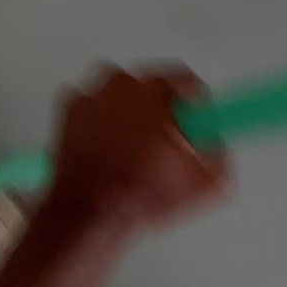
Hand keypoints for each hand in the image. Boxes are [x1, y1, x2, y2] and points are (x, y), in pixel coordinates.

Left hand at [44, 64, 230, 231]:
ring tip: (132, 139)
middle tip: (165, 136)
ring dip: (128, 107)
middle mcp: (121, 84)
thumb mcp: (206, 183)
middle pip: (150, 82)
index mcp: (157, 94)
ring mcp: (91, 92)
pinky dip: (98, 115)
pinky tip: (105, 140)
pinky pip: (91, 101)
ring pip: (118, 89)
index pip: (186, 79)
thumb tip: (213, 143)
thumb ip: (217, 152)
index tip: (197, 118)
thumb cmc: (143, 193)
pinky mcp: (69, 106)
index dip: (195, 101)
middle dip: (161, 104)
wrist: (90, 207)